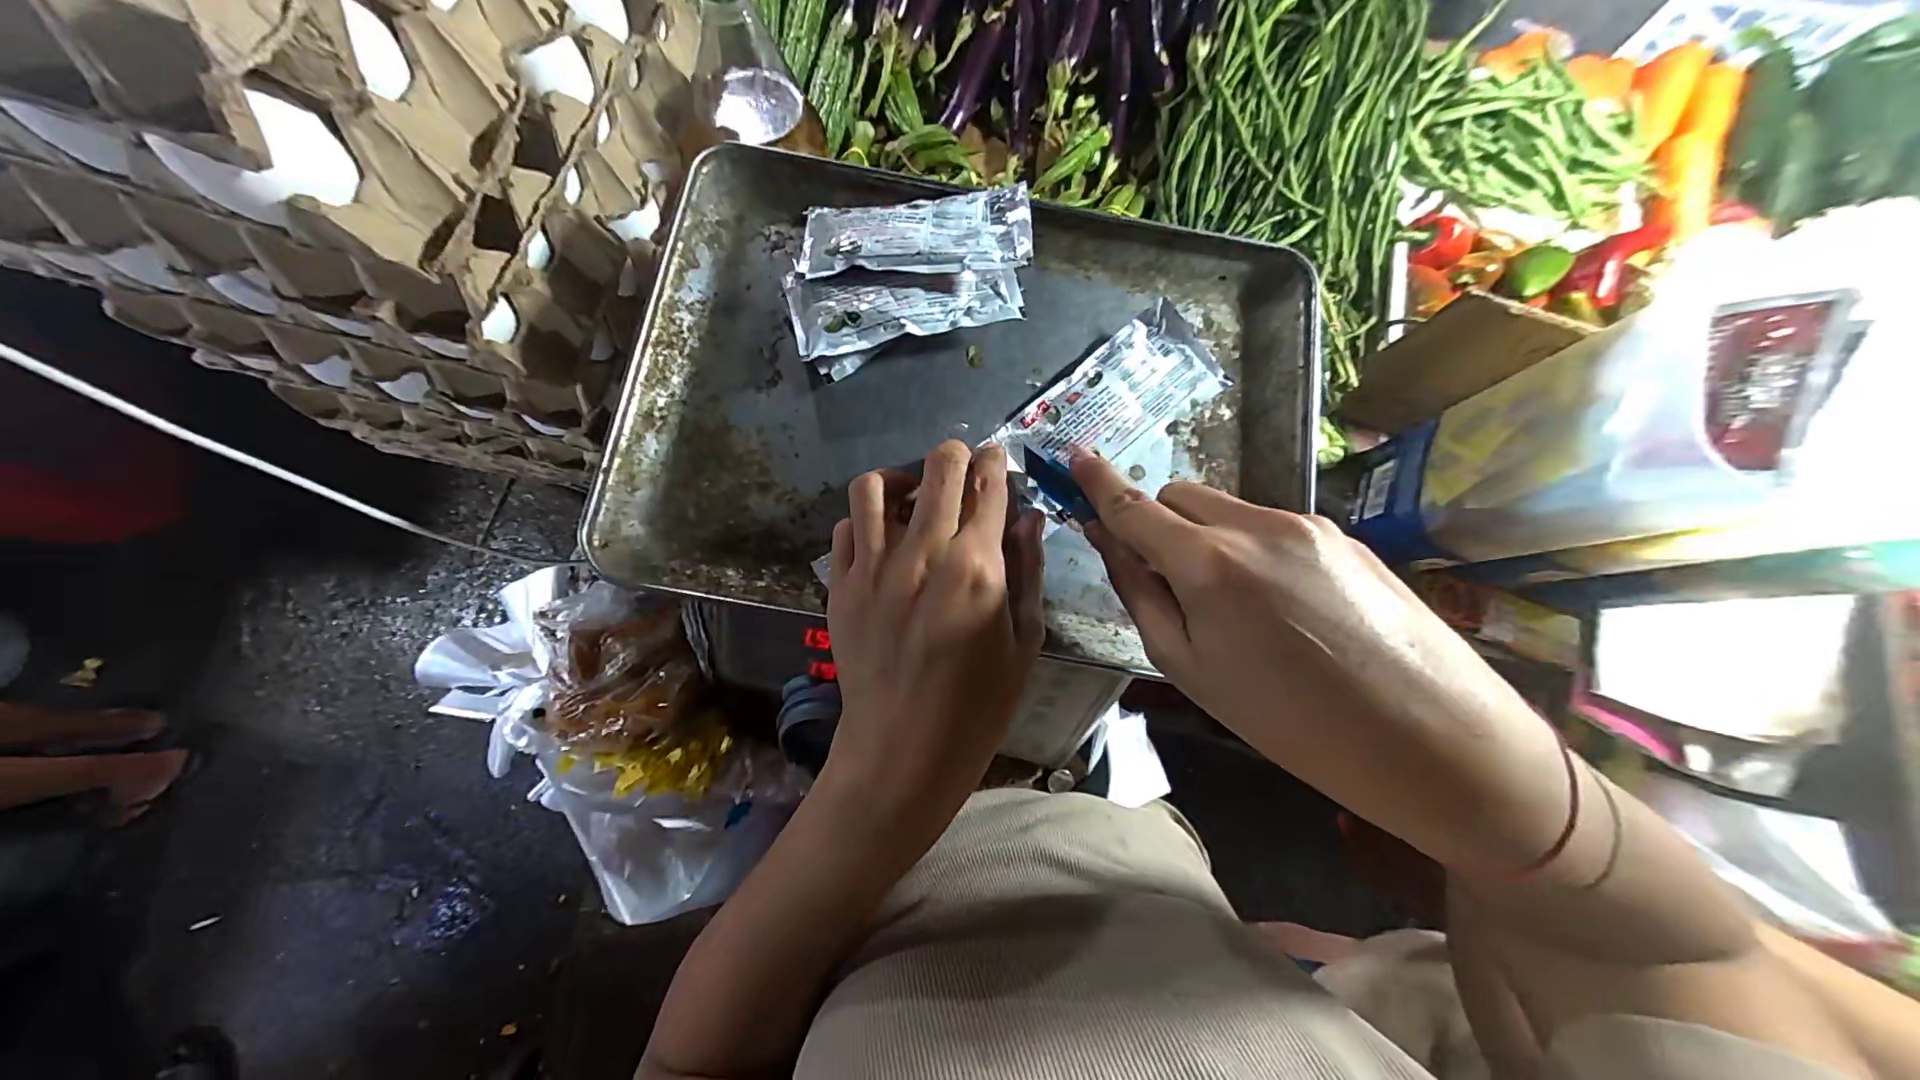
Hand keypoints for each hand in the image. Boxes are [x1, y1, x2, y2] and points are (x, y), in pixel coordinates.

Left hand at [824, 441, 1044, 830]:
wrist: (903, 750)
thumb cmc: (977, 705)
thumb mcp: (1024, 643)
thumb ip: (1028, 572)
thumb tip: (1028, 517)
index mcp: (977, 567)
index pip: (988, 486)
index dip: (995, 462)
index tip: (997, 460)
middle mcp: (922, 553)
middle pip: (936, 467)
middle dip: (956, 455)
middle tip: (963, 470)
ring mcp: (873, 567)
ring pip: (874, 485)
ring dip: (901, 479)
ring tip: (914, 499)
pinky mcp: (840, 586)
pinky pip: (845, 527)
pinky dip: (866, 519)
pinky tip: (883, 539)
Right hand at [1070, 450, 1569, 870]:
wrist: (1434, 741)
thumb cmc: (1289, 723)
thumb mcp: (1190, 669)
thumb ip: (1141, 594)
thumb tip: (1109, 542)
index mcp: (1208, 564)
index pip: (1134, 506)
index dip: (1098, 481)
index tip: (1075, 454)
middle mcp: (1256, 525)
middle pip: (1180, 496)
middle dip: (1157, 522)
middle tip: (1167, 580)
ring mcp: (1307, 524)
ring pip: (1227, 509)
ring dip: (1205, 536)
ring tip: (1235, 606)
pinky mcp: (1345, 535)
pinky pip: (1272, 526)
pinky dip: (1250, 548)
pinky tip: (1283, 605)